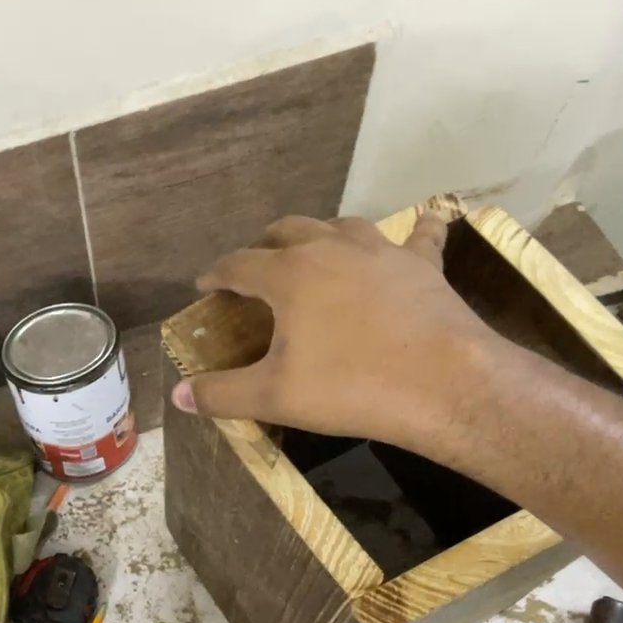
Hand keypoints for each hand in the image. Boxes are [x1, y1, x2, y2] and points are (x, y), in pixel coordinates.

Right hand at [170, 214, 510, 452]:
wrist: (443, 385)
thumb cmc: (349, 387)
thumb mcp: (272, 397)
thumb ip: (220, 394)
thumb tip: (178, 396)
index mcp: (288, 274)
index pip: (238, 264)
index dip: (216, 275)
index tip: (205, 287)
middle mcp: (330, 248)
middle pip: (286, 231)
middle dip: (262, 246)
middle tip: (254, 271)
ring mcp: (381, 251)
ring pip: (341, 225)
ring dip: (319, 236)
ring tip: (312, 255)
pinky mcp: (423, 265)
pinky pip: (416, 236)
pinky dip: (410, 234)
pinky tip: (416, 233)